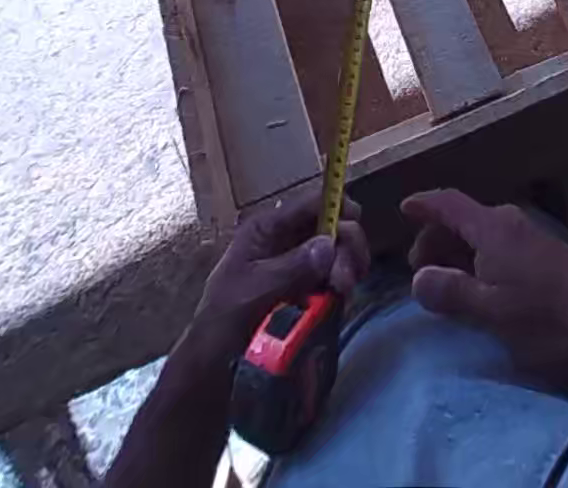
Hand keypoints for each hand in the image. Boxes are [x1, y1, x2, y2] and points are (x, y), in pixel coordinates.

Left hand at [188, 191, 368, 353]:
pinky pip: (334, 276)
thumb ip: (292, 267)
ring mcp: (297, 265)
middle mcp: (286, 241)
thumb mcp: (255, 290)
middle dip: (344, 244)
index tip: (355, 219)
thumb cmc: (225, 320)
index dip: (335, 204)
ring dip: (346, 265)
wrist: (212, 364)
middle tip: (345, 277)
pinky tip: (340, 298)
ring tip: (342, 289)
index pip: (308, 203)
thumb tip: (329, 244)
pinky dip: (342, 283)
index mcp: (268, 229)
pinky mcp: (306, 290)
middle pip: (329, 226)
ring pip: (336, 251)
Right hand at [402, 188, 567, 383]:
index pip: (448, 203)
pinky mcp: (549, 255)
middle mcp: (510, 222)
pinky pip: (501, 245)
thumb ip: (450, 292)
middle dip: (437, 238)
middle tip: (422, 270)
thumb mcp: (490, 312)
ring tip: (449, 281)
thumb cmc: (547, 319)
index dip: (424, 205)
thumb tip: (417, 279)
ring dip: (459, 251)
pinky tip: (484, 285)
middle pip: (463, 219)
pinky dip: (481, 258)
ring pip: (483, 234)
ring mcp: (532, 237)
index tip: (404, 208)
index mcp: (491, 227)